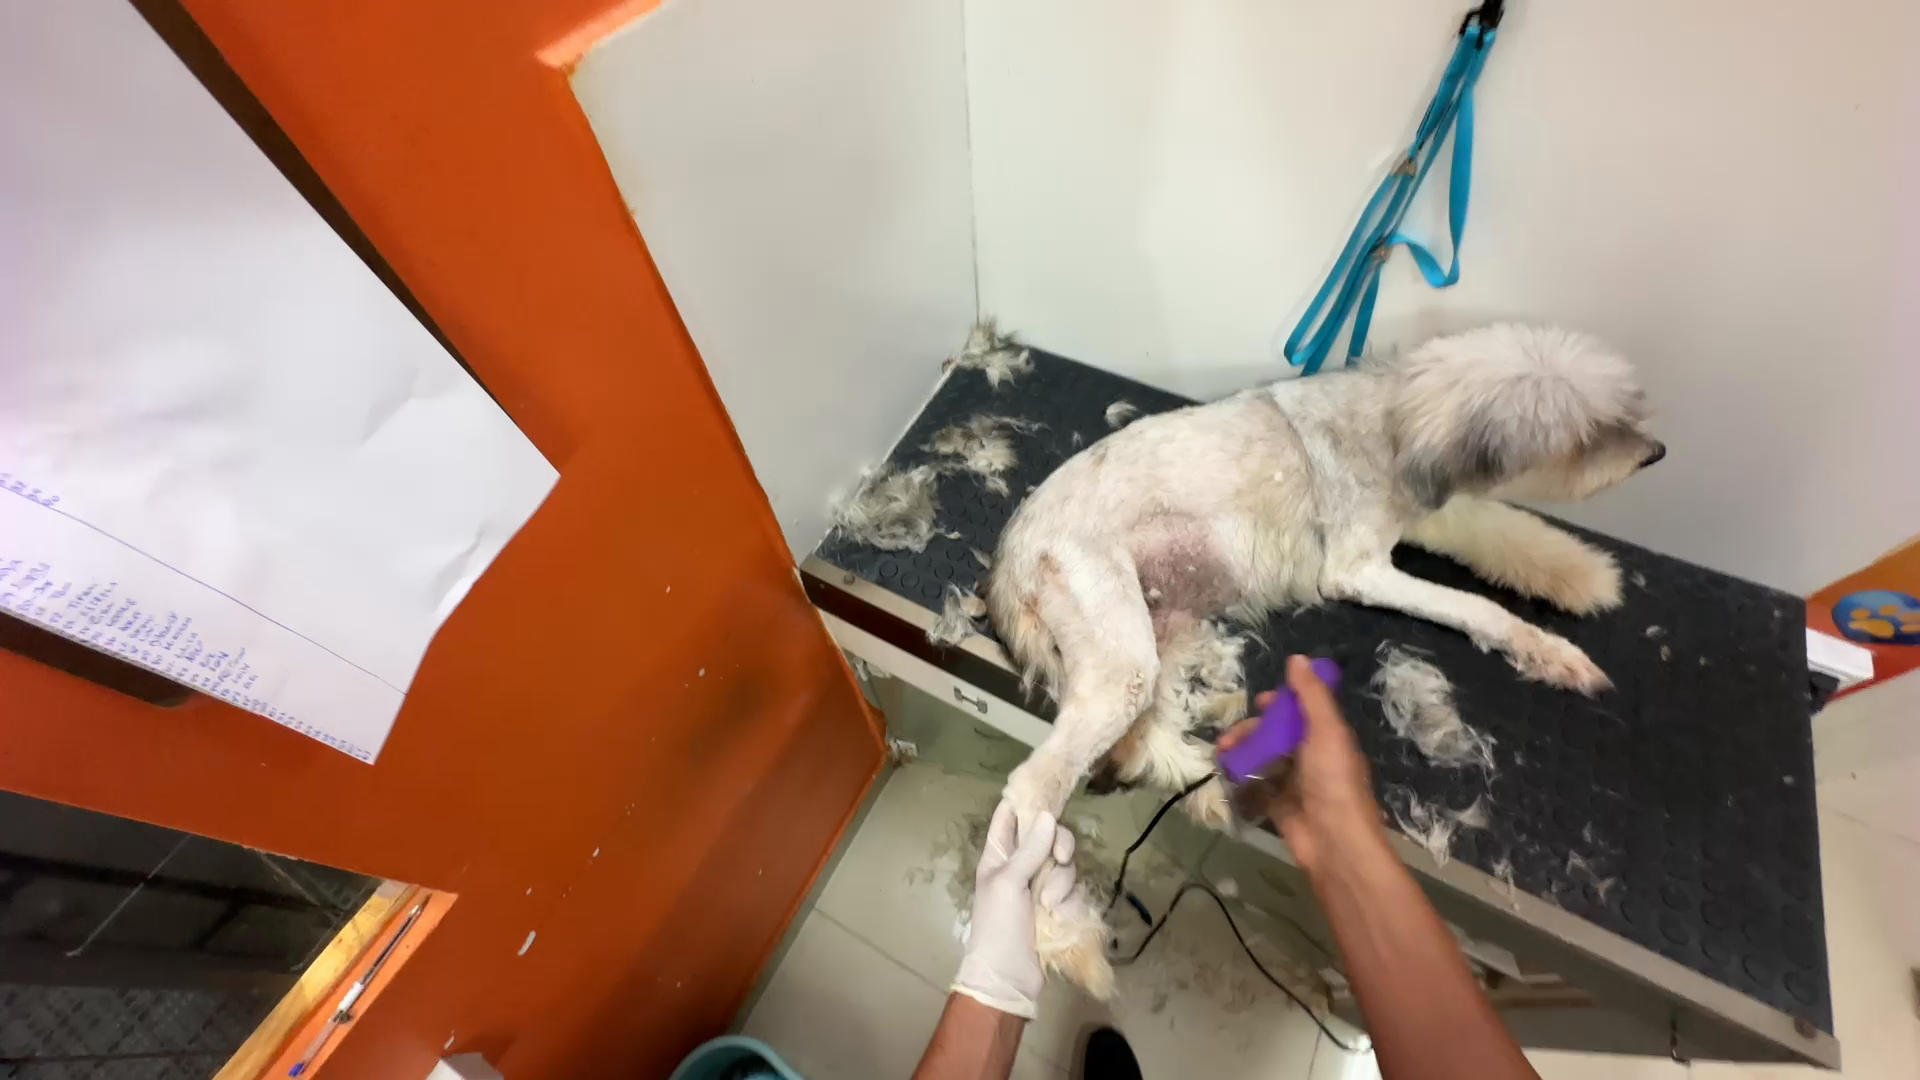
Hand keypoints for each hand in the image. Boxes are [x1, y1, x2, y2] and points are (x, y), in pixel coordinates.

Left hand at [951, 799, 1074, 1017]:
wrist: (1008, 978)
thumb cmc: (998, 926)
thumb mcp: (1009, 883)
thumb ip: (1029, 849)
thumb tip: (1047, 815)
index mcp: (999, 853)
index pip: (1011, 814)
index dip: (1027, 800)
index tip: (1049, 791)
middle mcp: (1020, 863)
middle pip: (1048, 834)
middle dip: (1058, 845)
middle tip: (1059, 858)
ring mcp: (1039, 884)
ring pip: (1063, 863)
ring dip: (1060, 882)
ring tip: (1048, 905)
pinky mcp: (1056, 904)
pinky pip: (1071, 888)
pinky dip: (1068, 901)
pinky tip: (1058, 916)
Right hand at [1218, 654, 1381, 873]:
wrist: (1334, 842)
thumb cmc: (1333, 781)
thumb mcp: (1326, 731)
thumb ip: (1311, 695)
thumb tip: (1298, 658)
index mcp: (1327, 738)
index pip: (1302, 712)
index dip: (1280, 703)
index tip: (1259, 702)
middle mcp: (1312, 758)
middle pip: (1276, 734)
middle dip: (1251, 730)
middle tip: (1230, 736)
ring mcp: (1295, 783)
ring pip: (1263, 757)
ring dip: (1241, 751)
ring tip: (1222, 755)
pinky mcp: (1279, 805)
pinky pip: (1256, 783)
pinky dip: (1240, 776)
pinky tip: (1226, 773)